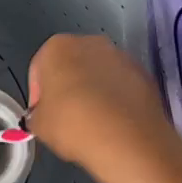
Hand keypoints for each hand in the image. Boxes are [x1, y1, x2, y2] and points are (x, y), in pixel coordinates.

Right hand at [27, 35, 178, 171]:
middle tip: (65, 117)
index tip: (41, 115)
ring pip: (98, 73)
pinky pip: (121, 85)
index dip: (37, 95)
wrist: (126, 139)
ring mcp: (121, 56)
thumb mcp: (39, 125)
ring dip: (92, 91)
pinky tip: (112, 123)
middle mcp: (91, 42)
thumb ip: (38, 114)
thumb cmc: (73, 124)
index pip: (39, 68)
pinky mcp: (143, 74)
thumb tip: (44, 116)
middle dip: (67, 87)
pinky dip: (115, 99)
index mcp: (58, 47)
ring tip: (91, 122)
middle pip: (71, 65)